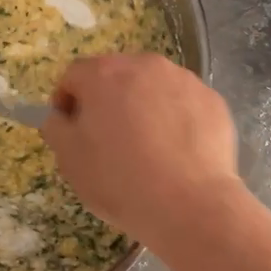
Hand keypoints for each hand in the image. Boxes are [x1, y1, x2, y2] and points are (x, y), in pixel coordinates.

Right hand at [43, 53, 241, 240]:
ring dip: (145, 108)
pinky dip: (178, 120)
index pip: (75, 76)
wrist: (190, 204)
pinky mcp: (213, 101)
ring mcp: (185, 81)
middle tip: (109, 140)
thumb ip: (57, 128)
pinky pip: (185, 105)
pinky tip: (178, 152)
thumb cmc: (120, 181)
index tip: (71, 129)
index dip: (67, 102)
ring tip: (149, 148)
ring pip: (155, 88)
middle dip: (109, 101)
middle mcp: (147, 66)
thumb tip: (62, 117)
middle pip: (118, 76)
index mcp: (105, 74)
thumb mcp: (70, 160)